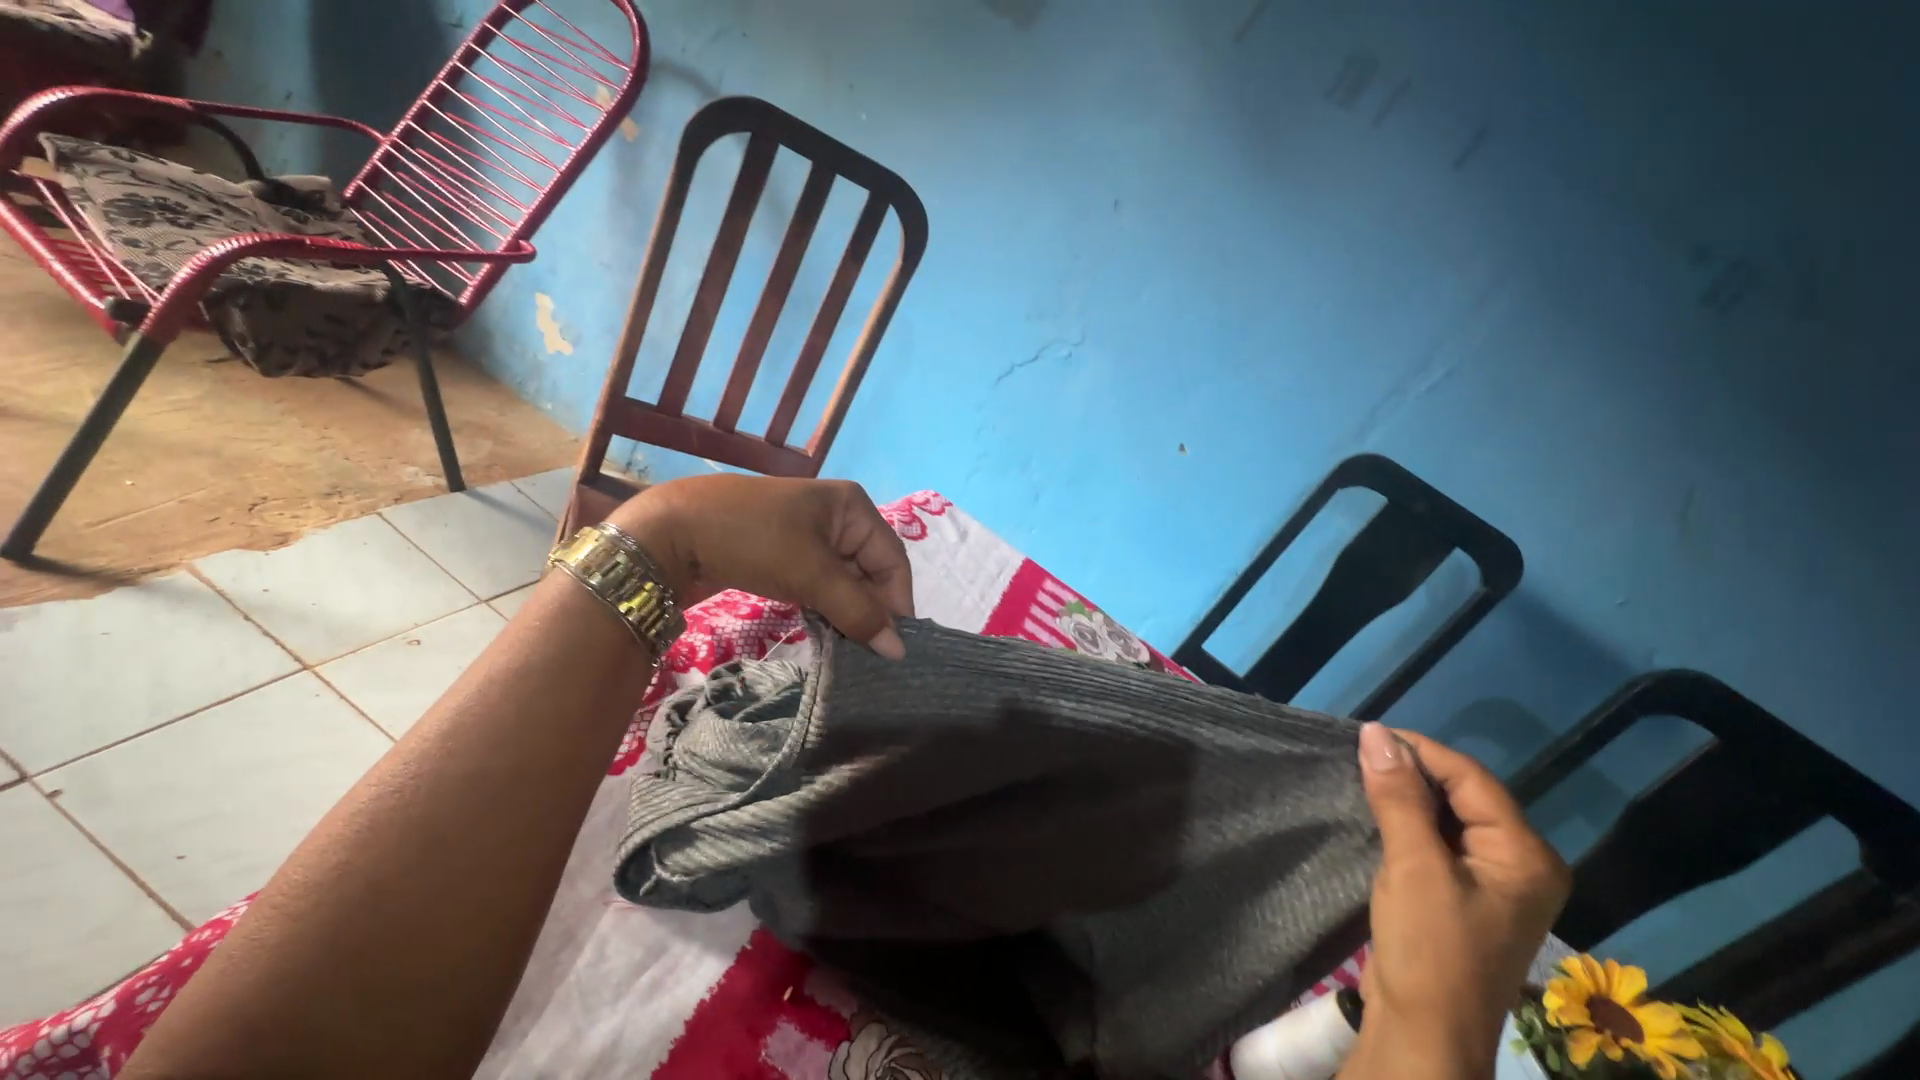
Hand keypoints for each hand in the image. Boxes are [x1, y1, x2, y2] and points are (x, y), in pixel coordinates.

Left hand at [604, 475, 914, 658]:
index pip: (892, 560)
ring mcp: (809, 534)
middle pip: (869, 571)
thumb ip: (858, 612)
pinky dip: (823, 606)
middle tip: (867, 653)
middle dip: (869, 609)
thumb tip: (899, 652)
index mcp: (852, 506)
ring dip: (845, 611)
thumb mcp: (811, 575)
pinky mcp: (785, 553)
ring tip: (846, 647)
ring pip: (843, 581)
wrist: (671, 530)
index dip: (896, 604)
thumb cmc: (753, 540)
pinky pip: (818, 583)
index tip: (893, 648)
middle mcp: (837, 516)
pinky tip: (822, 631)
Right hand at [1343, 724, 1570, 1079]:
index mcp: (1526, 855)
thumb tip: (1376, 733)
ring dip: (1411, 797)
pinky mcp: (1470, 899)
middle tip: (1362, 754)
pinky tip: (1381, 814)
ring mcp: (1498, 885)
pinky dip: (1412, 824)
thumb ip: (1398, 796)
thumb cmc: (1428, 949)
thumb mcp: (1411, 865)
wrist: (1424, 1035)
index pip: (1473, 780)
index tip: (1369, 734)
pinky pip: (1444, 844)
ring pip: (1453, 819)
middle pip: (1467, 796)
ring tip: (1365, 776)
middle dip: (1416, 772)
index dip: (1422, 751)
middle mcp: (1523, 864)